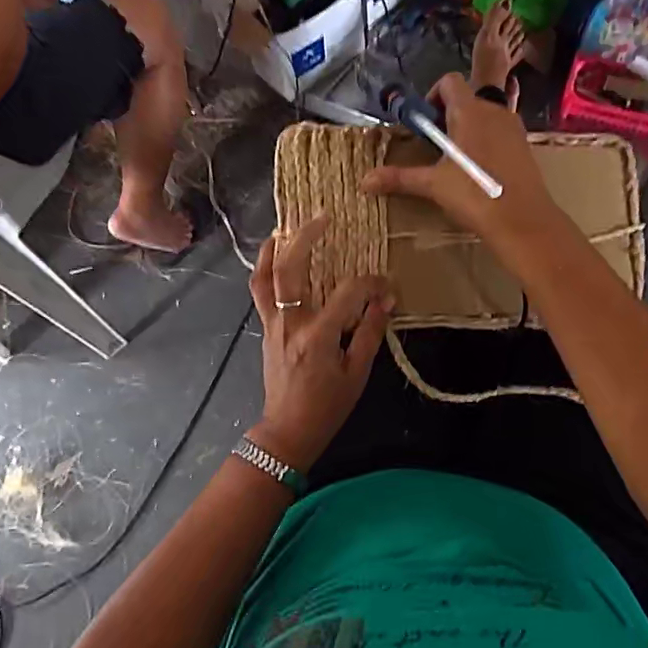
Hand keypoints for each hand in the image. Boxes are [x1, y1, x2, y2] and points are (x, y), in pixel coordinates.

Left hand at [247, 213, 392, 470]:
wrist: (288, 430)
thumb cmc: (327, 406)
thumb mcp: (357, 373)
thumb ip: (370, 333)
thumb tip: (386, 300)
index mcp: (318, 336)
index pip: (348, 293)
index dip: (371, 283)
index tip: (386, 284)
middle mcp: (290, 323)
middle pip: (291, 269)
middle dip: (305, 238)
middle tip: (322, 218)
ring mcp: (273, 324)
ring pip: (265, 276)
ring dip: (274, 248)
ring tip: (286, 227)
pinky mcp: (266, 328)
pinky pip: (260, 291)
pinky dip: (265, 269)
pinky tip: (276, 256)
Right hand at [360, 72, 566, 249]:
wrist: (523, 221)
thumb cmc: (475, 195)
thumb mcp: (433, 185)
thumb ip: (400, 178)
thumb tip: (365, 180)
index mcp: (470, 111)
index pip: (449, 82)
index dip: (432, 96)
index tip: (425, 124)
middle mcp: (495, 111)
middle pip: (467, 100)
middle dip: (448, 118)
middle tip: (436, 148)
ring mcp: (514, 128)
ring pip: (485, 117)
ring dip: (468, 131)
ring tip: (457, 163)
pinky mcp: (525, 147)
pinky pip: (500, 134)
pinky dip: (486, 144)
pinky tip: (480, 174)